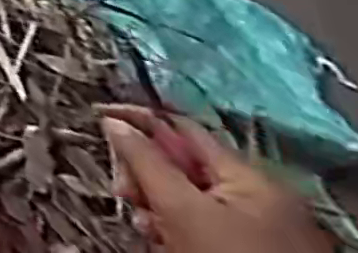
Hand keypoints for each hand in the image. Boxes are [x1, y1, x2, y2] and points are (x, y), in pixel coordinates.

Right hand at [100, 105, 329, 252]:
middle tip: (124, 192)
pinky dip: (176, 222)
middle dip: (143, 173)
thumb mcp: (179, 207)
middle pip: (181, 163)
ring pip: (187, 193)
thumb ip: (143, 158)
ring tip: (146, 223)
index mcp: (251, 177)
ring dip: (155, 201)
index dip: (137, 118)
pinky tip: (164, 237)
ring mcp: (260, 224)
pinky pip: (203, 218)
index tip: (97, 117)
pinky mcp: (253, 245)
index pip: (181, 127)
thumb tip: (113, 121)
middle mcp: (259, 194)